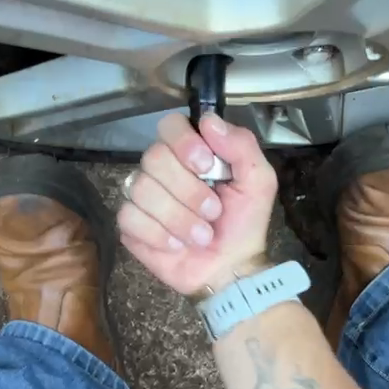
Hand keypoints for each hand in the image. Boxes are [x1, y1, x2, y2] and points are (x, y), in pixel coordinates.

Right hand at [118, 114, 276, 296]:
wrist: (231, 268)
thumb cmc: (243, 223)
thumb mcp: (258, 181)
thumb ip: (241, 145)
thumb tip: (209, 121)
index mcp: (191, 151)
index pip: (170, 125)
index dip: (184, 143)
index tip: (206, 167)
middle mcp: (162, 169)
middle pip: (154, 158)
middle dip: (189, 191)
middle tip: (212, 212)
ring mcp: (142, 196)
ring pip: (142, 189)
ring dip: (179, 218)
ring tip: (201, 235)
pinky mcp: (130, 225)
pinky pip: (130, 217)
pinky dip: (158, 234)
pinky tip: (177, 245)